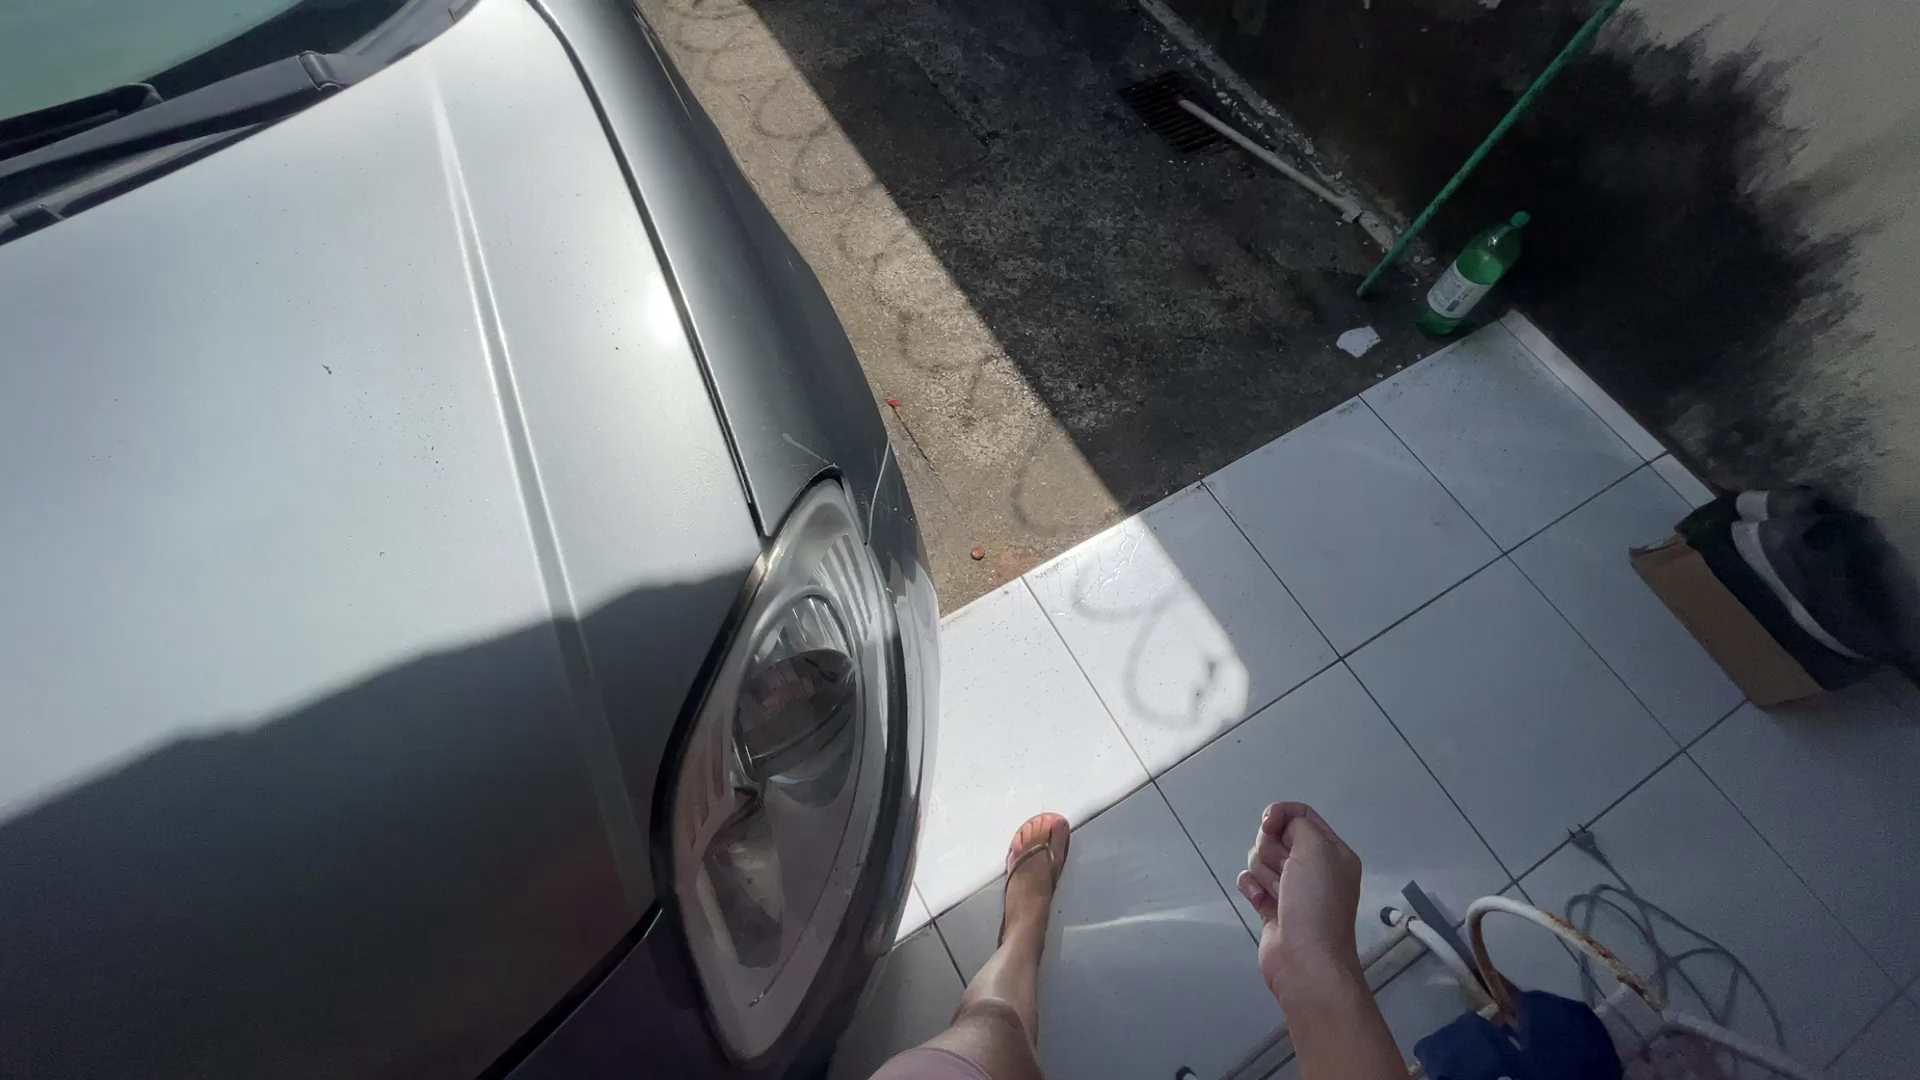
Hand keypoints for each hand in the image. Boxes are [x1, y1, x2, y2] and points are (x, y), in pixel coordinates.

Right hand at [1235, 802, 1363, 1001]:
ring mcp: (1291, 887)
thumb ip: (1296, 823)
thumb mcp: (1316, 849)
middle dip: (1271, 850)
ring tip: (1277, 895)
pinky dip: (1251, 888)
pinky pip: (1250, 880)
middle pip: (1275, 836)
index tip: (1268, 827)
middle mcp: (1313, 867)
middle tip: (1285, 872)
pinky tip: (1261, 903)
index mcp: (1331, 852)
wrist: (1306, 961)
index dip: (1279, 815)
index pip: (1300, 814)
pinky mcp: (1271, 905)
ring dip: (1263, 873)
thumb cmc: (1316, 903)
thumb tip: (1277, 828)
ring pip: (1260, 858)